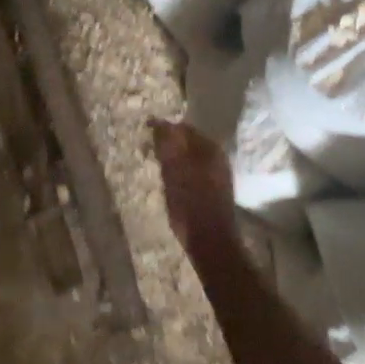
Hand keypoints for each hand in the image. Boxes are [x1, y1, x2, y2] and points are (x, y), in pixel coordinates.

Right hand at [148, 118, 234, 249]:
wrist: (211, 242)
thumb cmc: (191, 205)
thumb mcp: (174, 172)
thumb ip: (168, 145)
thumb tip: (159, 122)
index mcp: (210, 149)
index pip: (184, 128)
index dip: (164, 128)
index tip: (145, 131)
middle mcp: (218, 157)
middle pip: (189, 142)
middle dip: (170, 142)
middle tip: (149, 148)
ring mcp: (218, 174)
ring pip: (192, 157)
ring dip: (175, 157)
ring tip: (157, 164)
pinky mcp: (215, 190)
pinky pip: (195, 170)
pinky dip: (181, 171)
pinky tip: (171, 180)